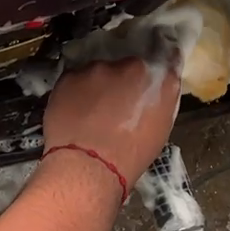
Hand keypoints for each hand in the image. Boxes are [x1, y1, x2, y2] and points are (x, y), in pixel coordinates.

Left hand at [43, 57, 180, 186]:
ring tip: (89, 112)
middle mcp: (129, 65)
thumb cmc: (130, 156)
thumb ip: (159, 101)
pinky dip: (74, 92)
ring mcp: (97, 69)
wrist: (88, 165)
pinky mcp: (69, 76)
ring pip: (97, 73)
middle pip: (124, 67)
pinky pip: (73, 80)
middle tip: (112, 107)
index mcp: (159, 78)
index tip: (141, 88)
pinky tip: (72, 112)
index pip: (159, 65)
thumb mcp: (159, 128)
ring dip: (95, 87)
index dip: (148, 77)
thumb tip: (151, 93)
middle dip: (119, 82)